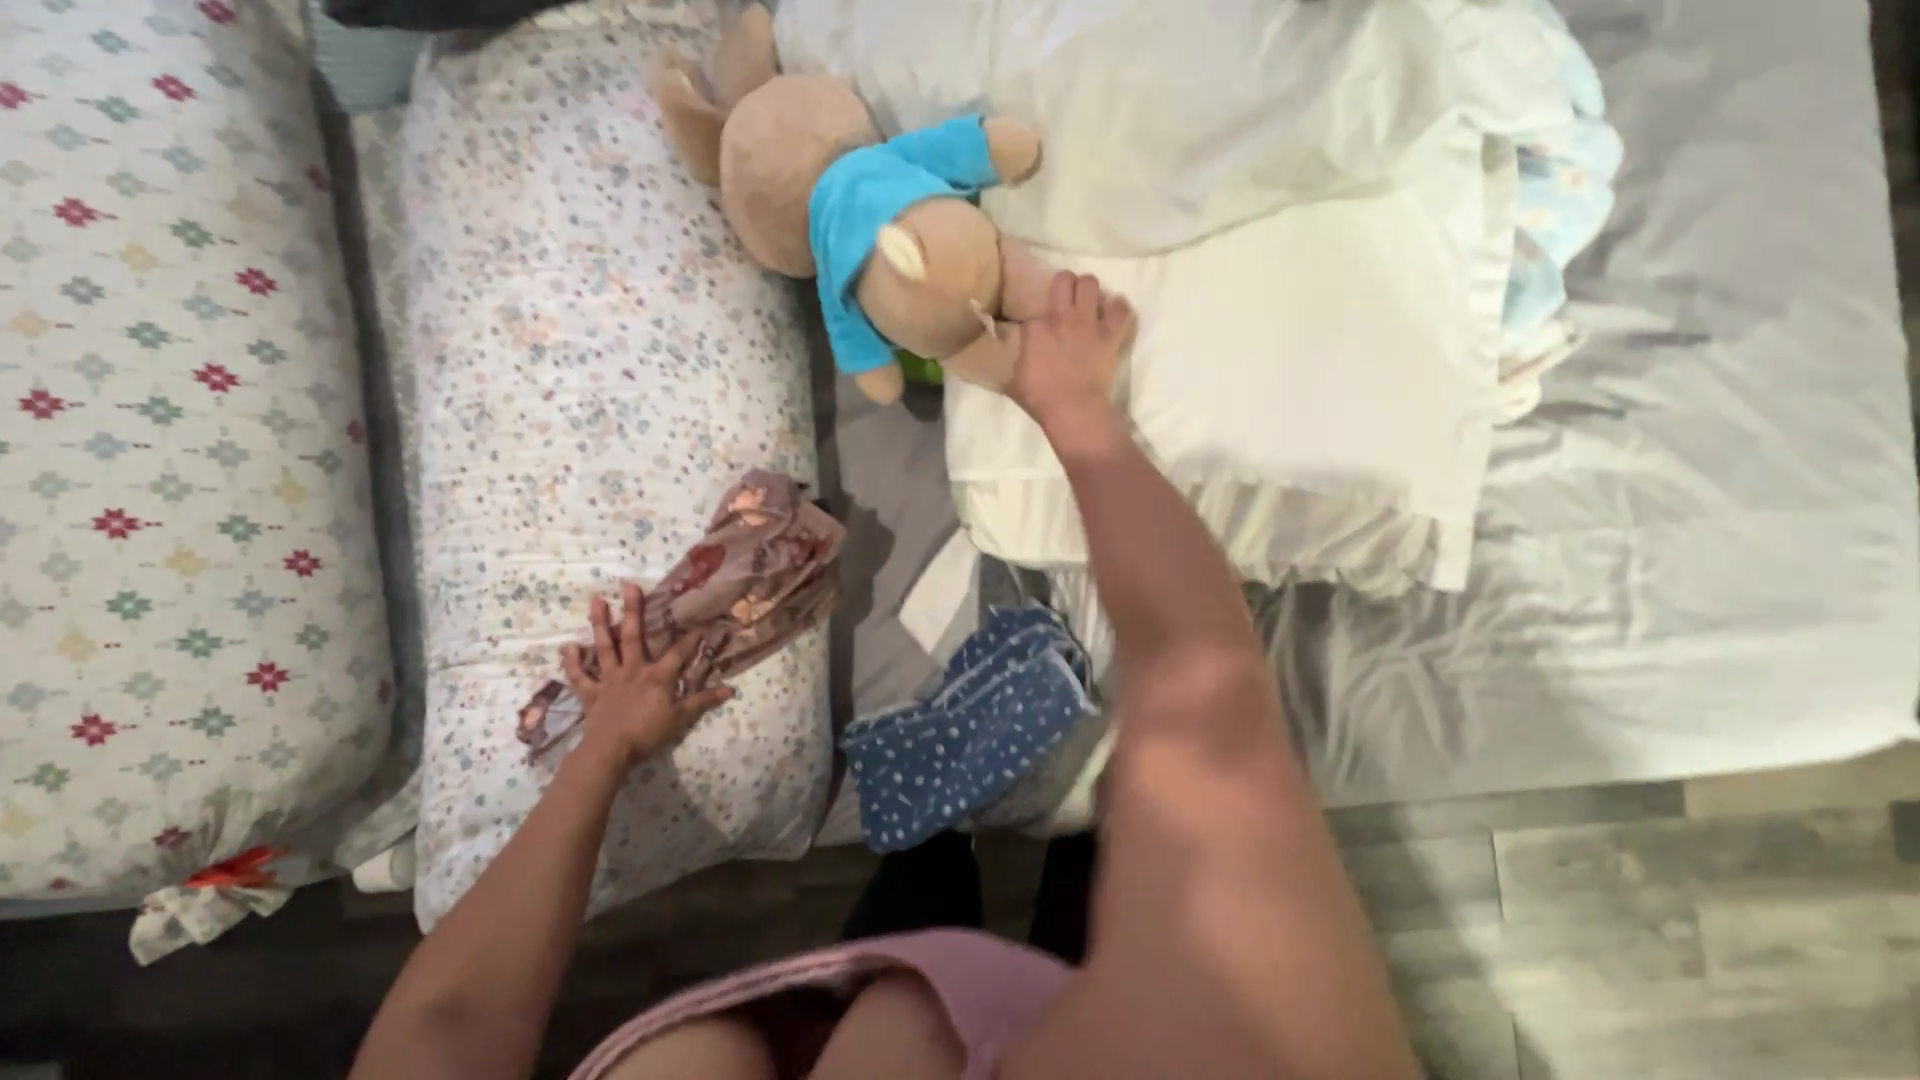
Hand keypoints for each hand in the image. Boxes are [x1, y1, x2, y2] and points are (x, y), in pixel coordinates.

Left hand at [561, 582, 732, 766]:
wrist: (610, 750)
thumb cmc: (648, 733)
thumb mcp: (681, 719)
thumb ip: (702, 701)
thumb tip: (729, 690)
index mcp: (657, 677)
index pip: (679, 653)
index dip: (692, 637)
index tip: (702, 619)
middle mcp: (632, 670)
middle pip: (633, 636)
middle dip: (632, 610)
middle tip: (627, 585)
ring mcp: (608, 679)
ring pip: (604, 647)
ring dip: (599, 624)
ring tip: (596, 600)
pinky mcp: (590, 693)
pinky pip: (579, 676)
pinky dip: (573, 662)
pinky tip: (568, 646)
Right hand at [1005, 271, 1133, 429]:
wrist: (1073, 408)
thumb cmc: (1041, 398)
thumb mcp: (1015, 378)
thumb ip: (1018, 359)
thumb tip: (1019, 354)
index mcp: (1035, 328)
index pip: (1034, 308)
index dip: (1039, 317)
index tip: (1041, 327)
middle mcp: (1061, 317)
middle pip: (1064, 279)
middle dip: (1066, 284)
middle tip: (1067, 297)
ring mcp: (1087, 323)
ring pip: (1090, 283)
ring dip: (1089, 289)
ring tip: (1090, 300)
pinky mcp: (1109, 334)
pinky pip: (1120, 309)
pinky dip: (1119, 308)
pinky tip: (1116, 310)